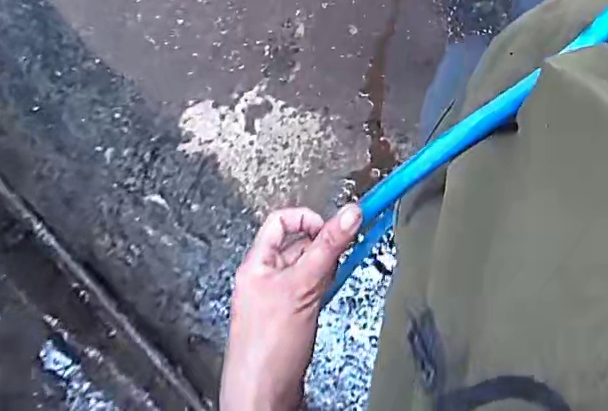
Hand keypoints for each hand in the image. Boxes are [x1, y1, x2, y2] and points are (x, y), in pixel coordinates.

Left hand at [220, 205, 361, 410]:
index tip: (330, 226)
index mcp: (257, 264)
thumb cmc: (265, 352)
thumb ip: (328, 247)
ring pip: (307, 267)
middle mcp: (265, 278)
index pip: (281, 221)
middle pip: (299, 243)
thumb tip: (349, 214)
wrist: (262, 403)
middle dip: (321, 246)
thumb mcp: (304, 286)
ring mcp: (277, 299)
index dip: (307, 218)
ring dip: (324, 268)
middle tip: (340, 252)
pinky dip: (323, 287)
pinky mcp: (289, 317)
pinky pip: (310, 289)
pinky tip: (328, 296)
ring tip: (332, 278)